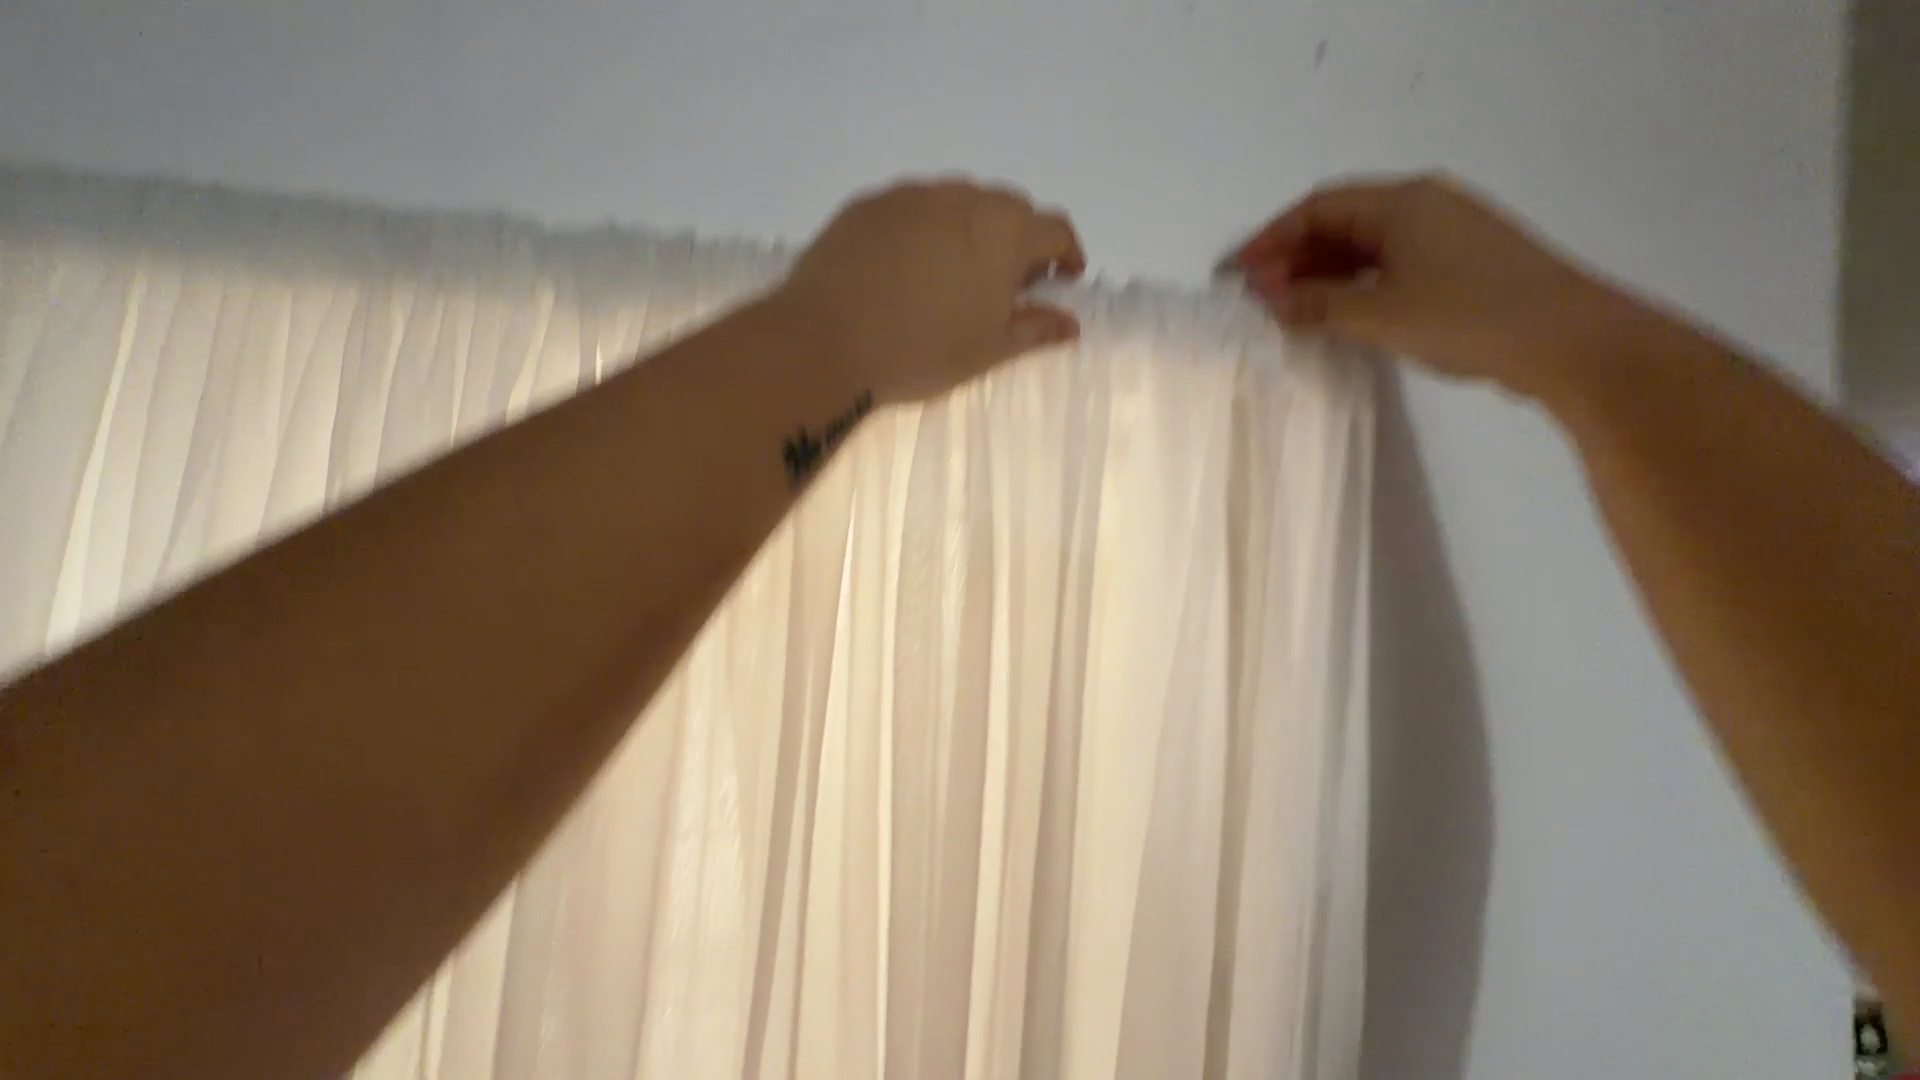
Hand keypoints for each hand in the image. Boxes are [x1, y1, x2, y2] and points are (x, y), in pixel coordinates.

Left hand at [772, 179, 1086, 404]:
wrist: (824, 341)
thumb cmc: (921, 350)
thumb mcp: (988, 350)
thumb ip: (1033, 330)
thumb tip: (1069, 323)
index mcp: (1004, 231)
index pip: (1054, 229)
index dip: (1066, 254)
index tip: (1063, 279)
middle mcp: (962, 198)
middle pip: (1007, 209)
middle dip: (1018, 241)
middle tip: (1006, 284)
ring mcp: (911, 195)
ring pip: (957, 203)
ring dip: (970, 231)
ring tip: (954, 276)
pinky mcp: (867, 204)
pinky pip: (912, 210)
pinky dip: (924, 231)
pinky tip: (906, 269)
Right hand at [1230, 173, 1641, 399]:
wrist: (1571, 343)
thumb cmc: (1466, 316)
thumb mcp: (1378, 313)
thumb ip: (1316, 304)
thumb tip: (1265, 298)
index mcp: (1403, 202)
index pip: (1318, 207)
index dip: (1270, 240)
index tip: (1236, 277)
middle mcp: (1425, 207)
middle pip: (1341, 224)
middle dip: (1293, 259)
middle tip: (1258, 300)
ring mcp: (1449, 236)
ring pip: (1366, 248)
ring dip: (1322, 276)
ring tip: (1288, 312)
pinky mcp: (1463, 267)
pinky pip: (1391, 267)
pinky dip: (1355, 287)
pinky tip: (1337, 316)